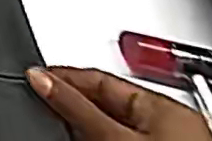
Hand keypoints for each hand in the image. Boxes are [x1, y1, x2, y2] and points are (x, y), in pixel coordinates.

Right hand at [26, 67, 211, 140]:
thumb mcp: (115, 138)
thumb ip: (76, 106)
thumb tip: (39, 75)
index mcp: (166, 107)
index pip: (100, 79)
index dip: (65, 78)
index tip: (35, 78)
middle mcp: (175, 128)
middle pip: (109, 107)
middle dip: (76, 108)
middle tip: (45, 106)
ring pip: (118, 133)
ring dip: (88, 132)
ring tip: (64, 133)